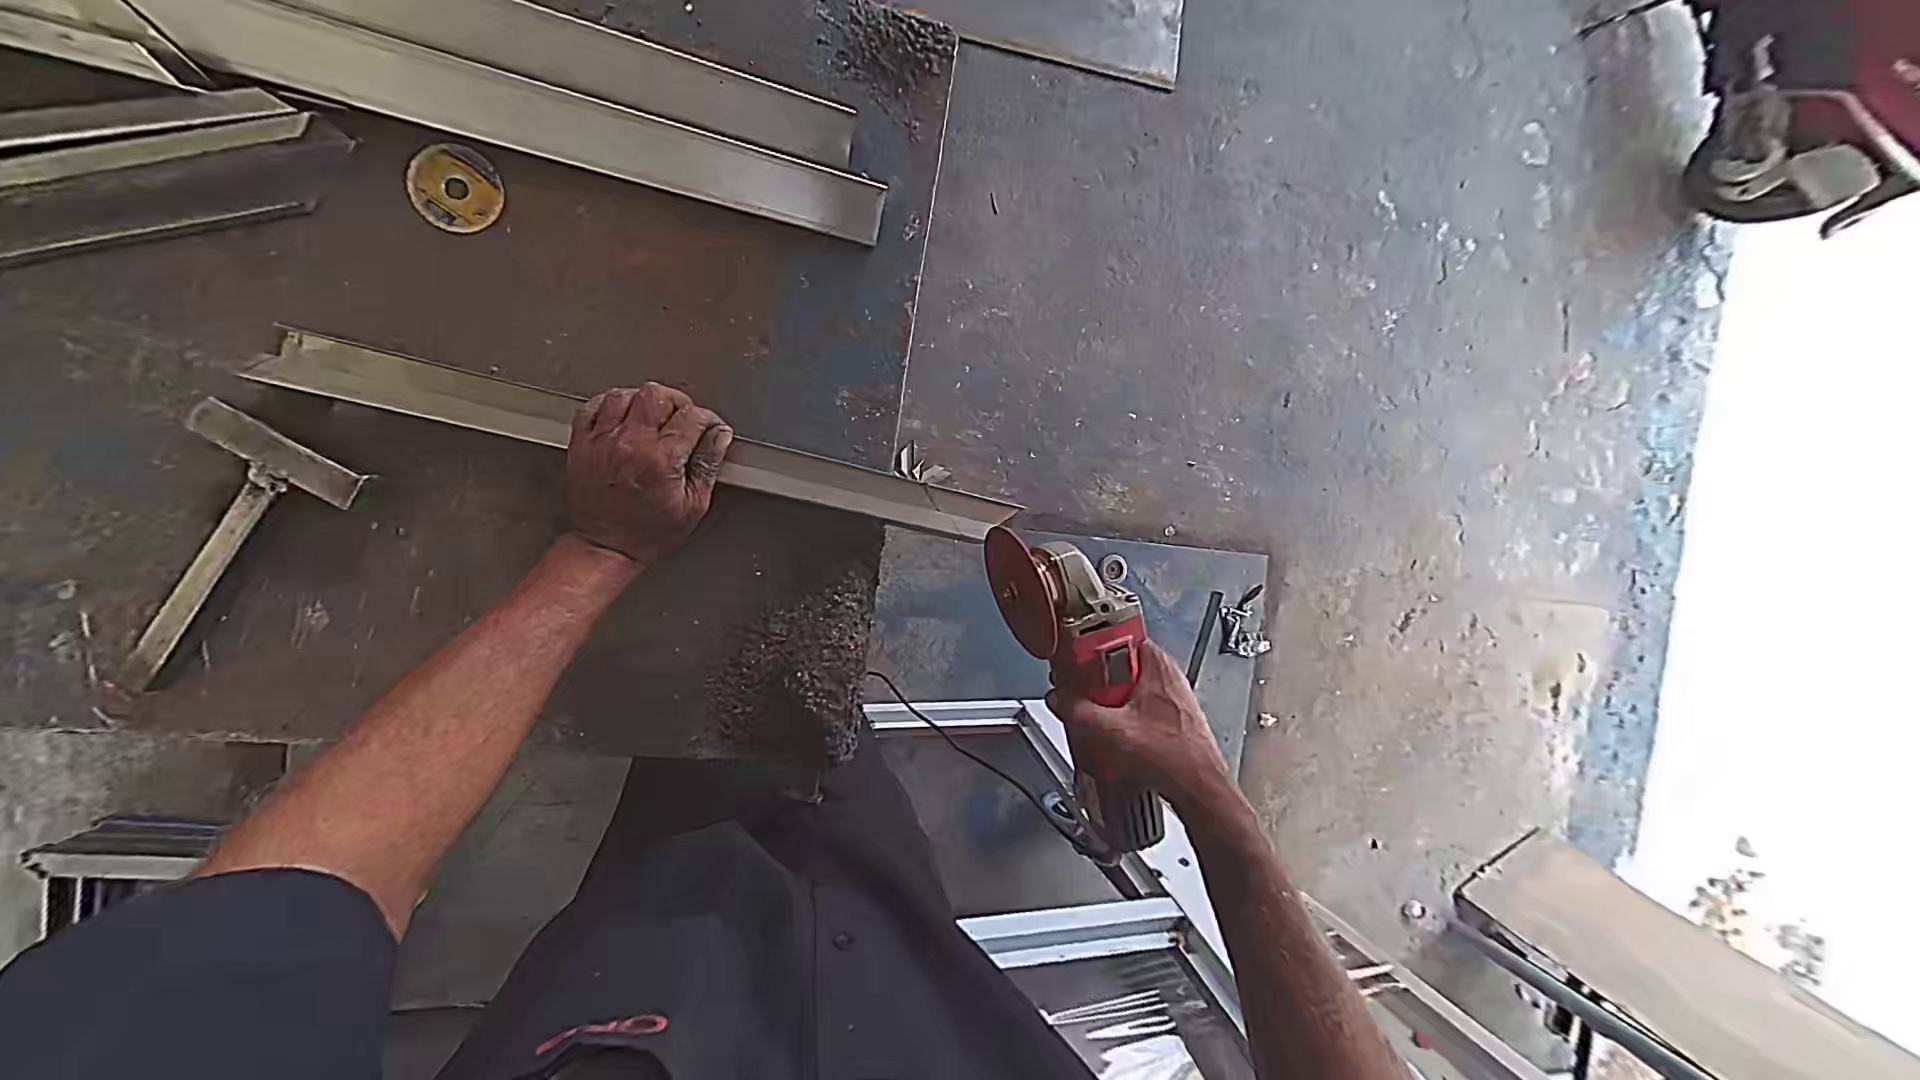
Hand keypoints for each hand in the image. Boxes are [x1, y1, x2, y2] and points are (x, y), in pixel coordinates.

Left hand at [566, 384, 732, 563]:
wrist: (607, 545)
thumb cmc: (649, 532)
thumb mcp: (694, 504)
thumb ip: (708, 464)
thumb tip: (720, 437)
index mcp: (660, 459)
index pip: (692, 417)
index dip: (709, 420)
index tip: (712, 429)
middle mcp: (629, 444)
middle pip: (657, 395)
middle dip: (678, 403)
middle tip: (685, 419)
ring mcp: (602, 440)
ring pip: (625, 394)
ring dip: (645, 402)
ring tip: (656, 418)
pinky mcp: (583, 442)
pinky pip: (594, 405)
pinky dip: (613, 404)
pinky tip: (626, 416)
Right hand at [1046, 640, 1234, 811]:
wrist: (1199, 788)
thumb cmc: (1172, 756)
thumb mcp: (1110, 730)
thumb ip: (1077, 710)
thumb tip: (1059, 699)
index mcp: (1156, 664)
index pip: (1119, 636)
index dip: (1093, 647)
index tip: (1076, 658)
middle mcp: (1168, 675)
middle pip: (1121, 664)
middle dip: (1098, 678)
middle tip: (1080, 691)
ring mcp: (1172, 696)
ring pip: (1130, 686)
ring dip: (1110, 698)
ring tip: (1095, 714)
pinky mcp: (1173, 717)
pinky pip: (1140, 705)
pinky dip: (1125, 714)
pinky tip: (1116, 733)